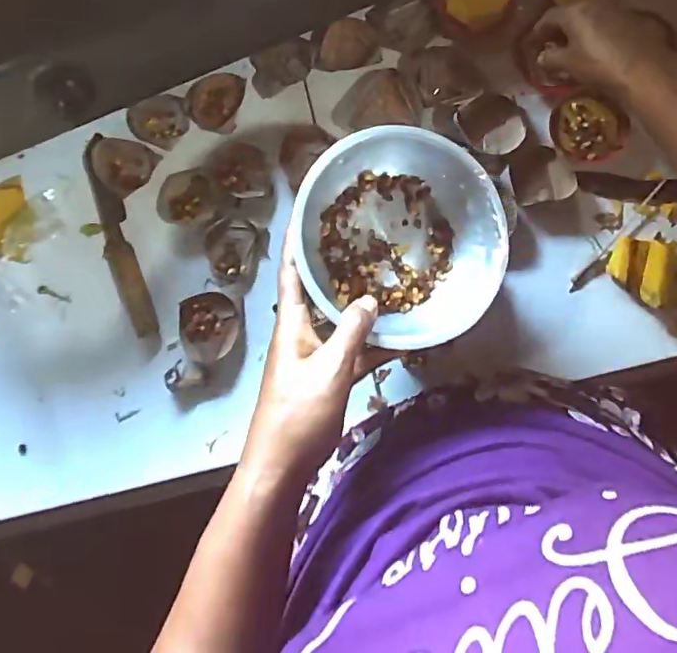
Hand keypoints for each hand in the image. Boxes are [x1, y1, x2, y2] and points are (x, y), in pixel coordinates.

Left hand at [241, 257, 395, 490]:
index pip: (291, 271)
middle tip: (358, 241)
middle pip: (314, 290)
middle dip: (332, 266)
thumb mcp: (329, 370)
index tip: (304, 212)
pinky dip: (368, 344)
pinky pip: (348, 351)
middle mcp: (298, 331)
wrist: (279, 465)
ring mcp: (310, 355)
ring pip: (335, 320)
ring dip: (355, 305)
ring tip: (384, 283)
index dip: (295, 241)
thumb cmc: (298, 413)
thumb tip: (368, 298)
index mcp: (290, 322)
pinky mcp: (323, 377)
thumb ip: (351, 334)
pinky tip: (396, 340)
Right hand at [530, 0, 675, 97]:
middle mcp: (597, 3)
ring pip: (593, 18)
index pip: (548, 18)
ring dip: (583, 31)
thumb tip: (542, 56)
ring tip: (579, 48)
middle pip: (572, 14)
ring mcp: (621, 9)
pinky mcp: (639, 20)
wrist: (649, 73)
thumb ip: (549, 58)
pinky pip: (612, 24)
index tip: (533, 45)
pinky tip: (603, 49)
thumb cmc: (600, 66)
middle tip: (555, 46)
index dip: (538, 32)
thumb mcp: (566, 64)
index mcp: (575, 11)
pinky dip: (602, 34)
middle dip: (561, 30)